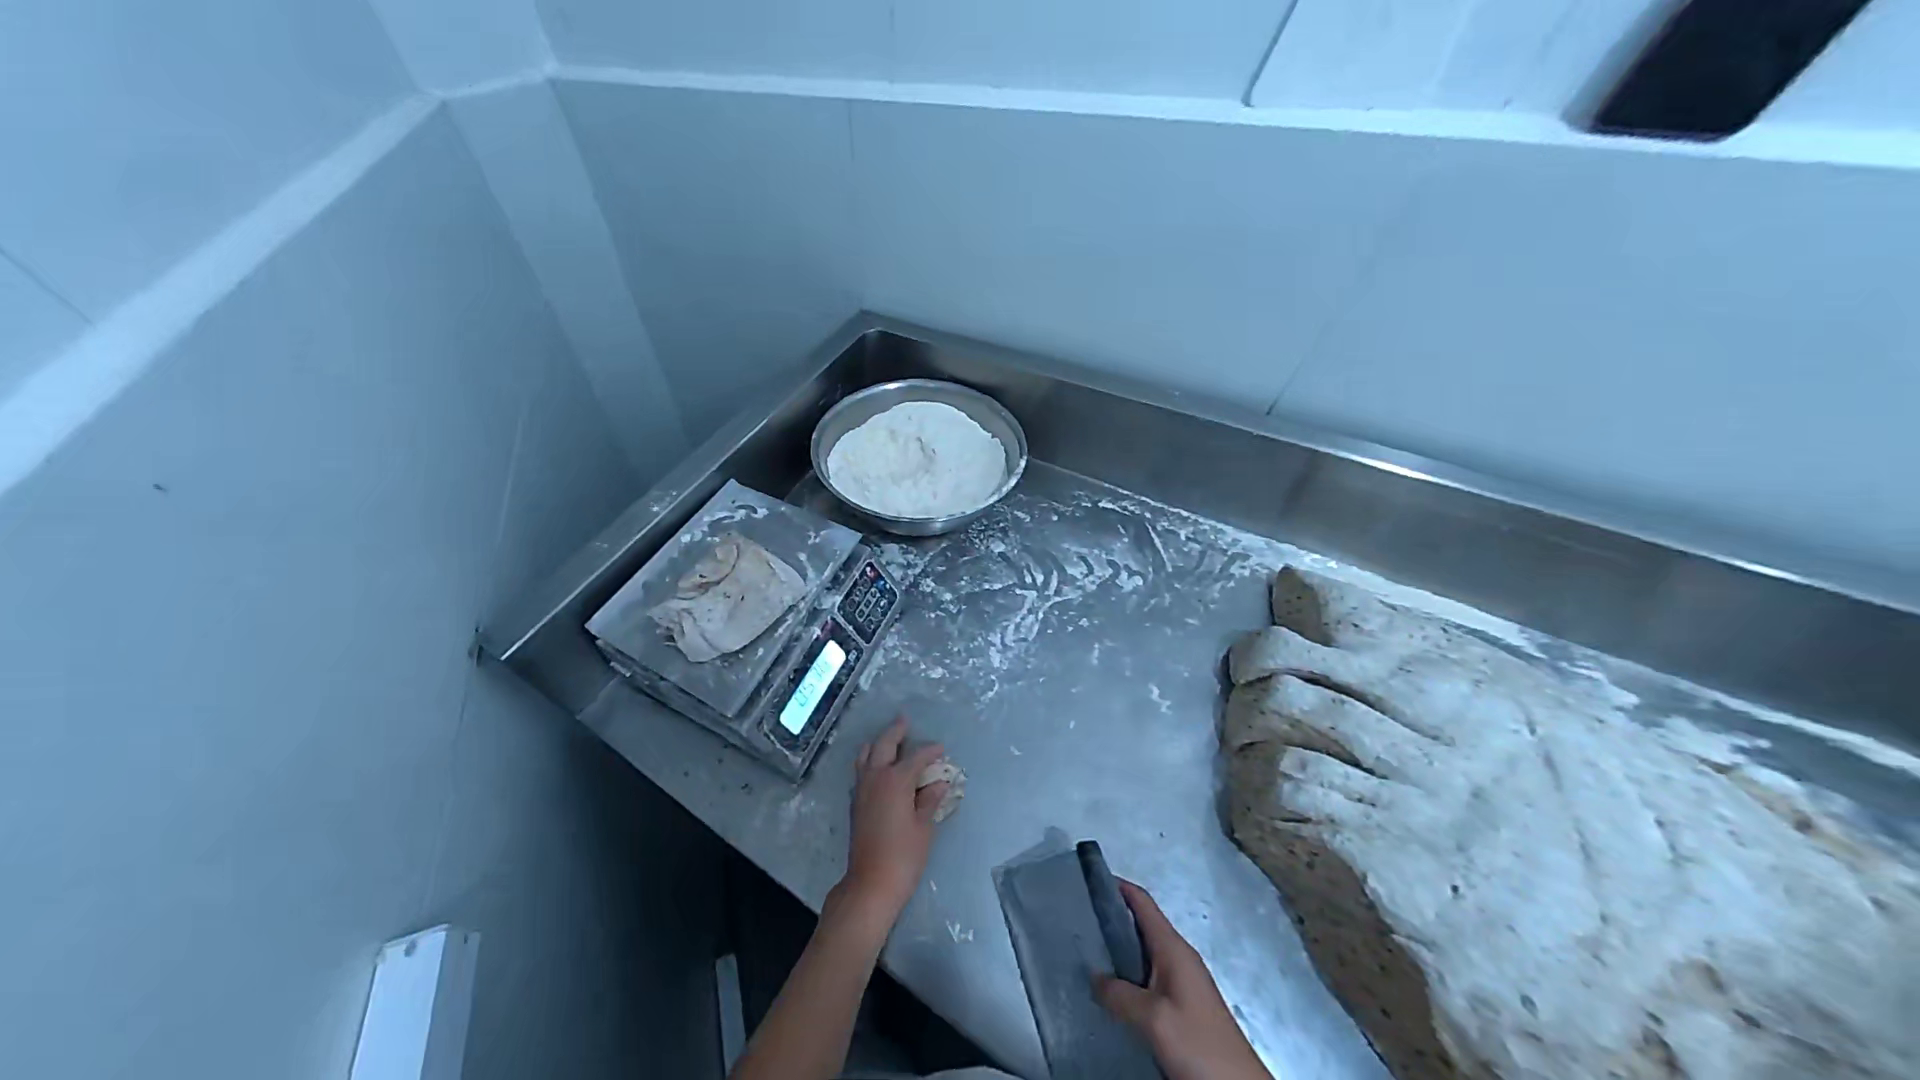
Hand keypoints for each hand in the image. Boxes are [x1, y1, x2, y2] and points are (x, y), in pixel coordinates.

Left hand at [836, 717, 950, 921]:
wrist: (870, 883)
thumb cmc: (904, 856)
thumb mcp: (923, 827)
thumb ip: (929, 800)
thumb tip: (938, 783)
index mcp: (896, 780)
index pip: (916, 757)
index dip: (930, 751)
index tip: (941, 749)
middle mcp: (875, 778)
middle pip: (884, 745)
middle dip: (896, 732)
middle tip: (905, 721)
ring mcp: (861, 789)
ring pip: (866, 755)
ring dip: (878, 744)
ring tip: (889, 739)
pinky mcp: (855, 802)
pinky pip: (861, 770)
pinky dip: (870, 761)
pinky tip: (879, 767)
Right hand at [1095, 881, 1271, 1079]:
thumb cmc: (1200, 1044)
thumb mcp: (1154, 1020)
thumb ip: (1120, 996)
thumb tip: (1095, 978)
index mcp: (1173, 948)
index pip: (1142, 902)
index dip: (1116, 886)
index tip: (1086, 881)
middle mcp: (1178, 958)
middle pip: (1140, 925)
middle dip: (1110, 918)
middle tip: (1075, 921)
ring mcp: (1182, 982)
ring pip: (1142, 953)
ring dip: (1116, 948)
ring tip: (1084, 953)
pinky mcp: (1182, 1006)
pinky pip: (1147, 978)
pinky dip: (1126, 975)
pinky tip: (1109, 991)